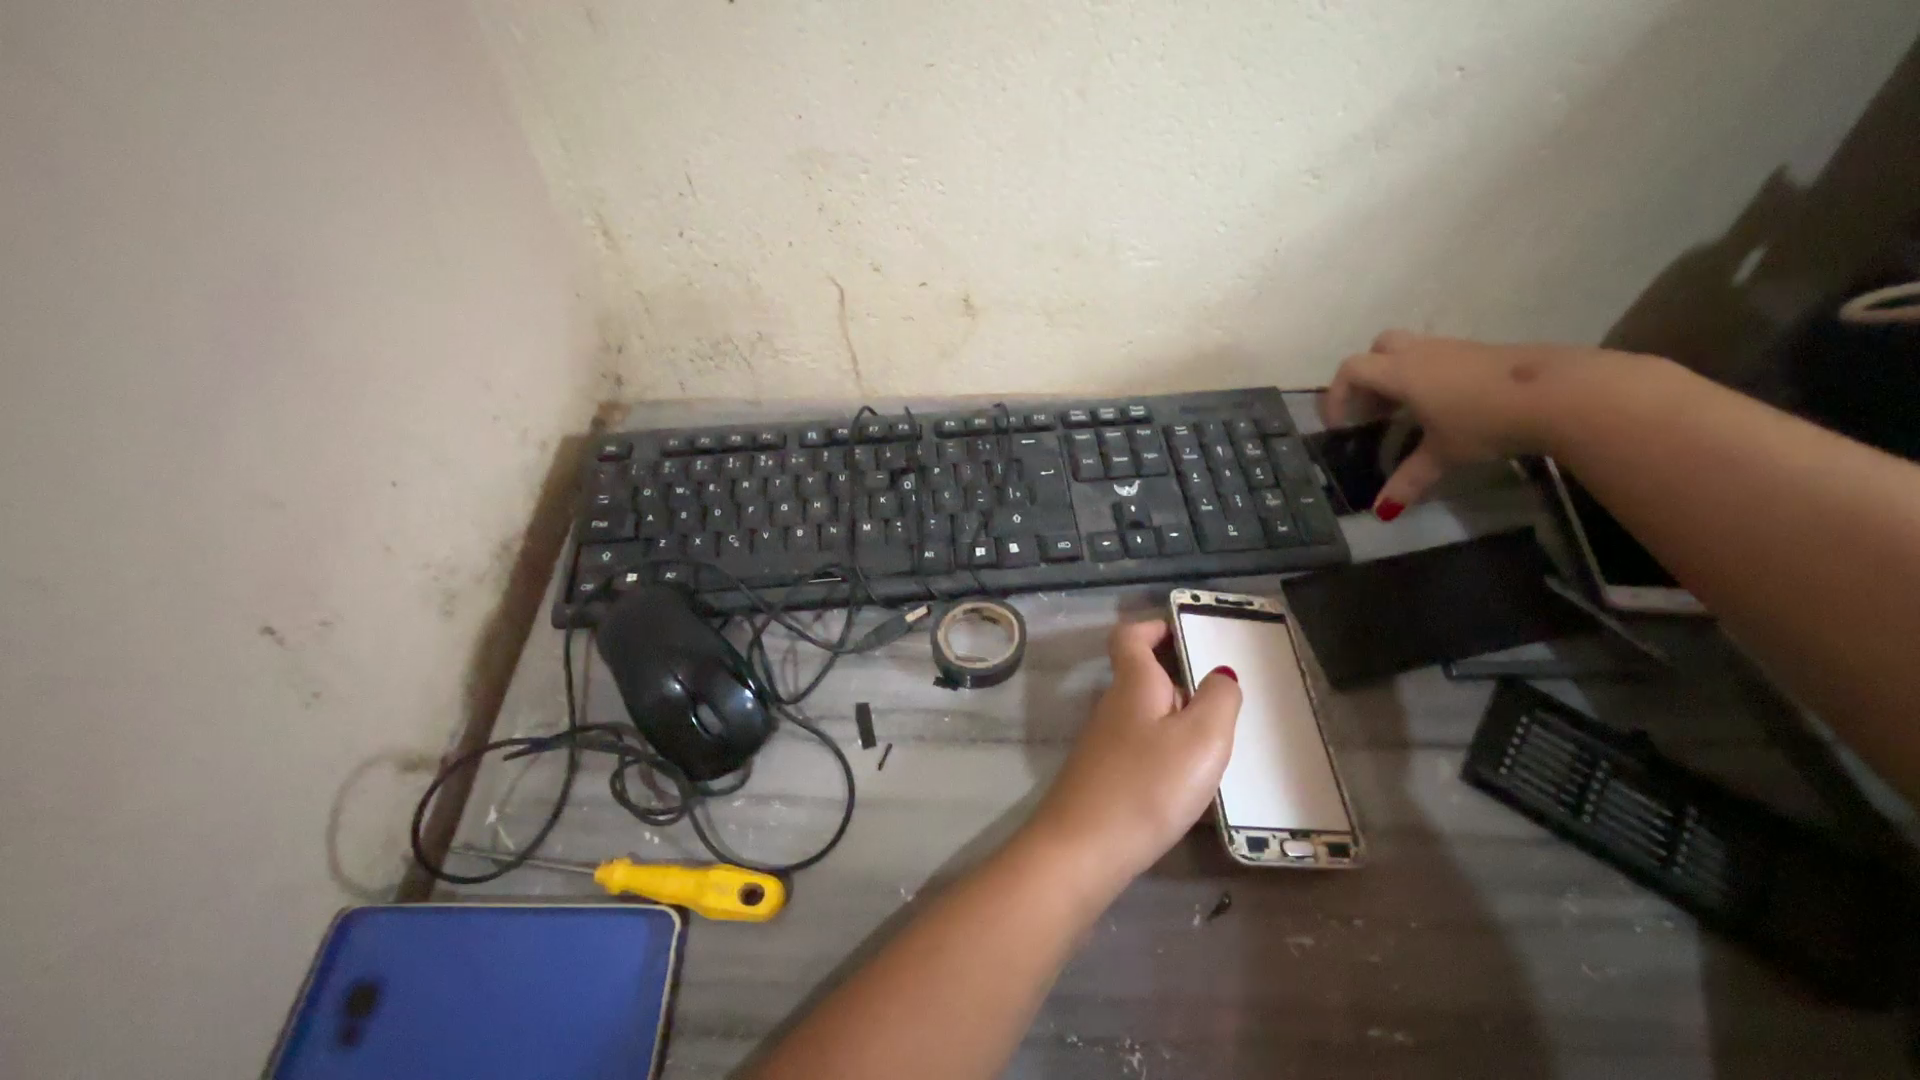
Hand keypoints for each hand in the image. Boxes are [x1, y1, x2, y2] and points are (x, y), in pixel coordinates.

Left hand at [1026, 619, 1241, 881]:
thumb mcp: (1202, 738)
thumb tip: (1219, 673)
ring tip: (1214, 745)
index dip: (1154, 627)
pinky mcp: (1100, 778)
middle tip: (1220, 699)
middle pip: (1141, 677)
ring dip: (1176, 720)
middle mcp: (1111, 707)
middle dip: (1178, 680)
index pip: (1130, 636)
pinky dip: (1164, 753)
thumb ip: (1219, 698)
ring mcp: (1101, 744)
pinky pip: (1138, 749)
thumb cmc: (1148, 786)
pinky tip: (1185, 783)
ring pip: (1143, 716)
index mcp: (1133, 684)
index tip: (1185, 634)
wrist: (1082, 850)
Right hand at [1323, 331, 1639, 513]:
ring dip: (1399, 376)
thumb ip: (1409, 479)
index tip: (1341, 425)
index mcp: (1401, 372)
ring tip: (1409, 413)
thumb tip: (1380, 513)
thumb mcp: (1443, 454)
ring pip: (1412, 350)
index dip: (1337, 395)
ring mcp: (1455, 348)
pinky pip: (1440, 357)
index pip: (1351, 369)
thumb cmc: (1485, 420)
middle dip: (1369, 376)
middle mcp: (1422, 352)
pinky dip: (1429, 377)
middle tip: (1374, 411)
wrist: (1557, 393)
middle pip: (1379, 349)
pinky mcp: (1482, 352)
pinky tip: (1446, 407)